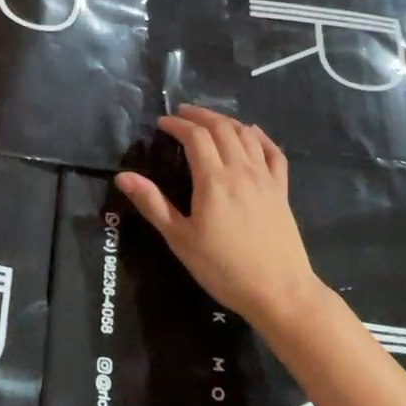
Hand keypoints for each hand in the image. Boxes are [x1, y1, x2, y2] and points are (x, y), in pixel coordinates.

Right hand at [115, 105, 325, 329]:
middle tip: (182, 114)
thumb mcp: (180, 239)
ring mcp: (265, 178)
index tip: (162, 123)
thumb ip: (153, 204)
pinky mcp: (282, 191)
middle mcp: (241, 170)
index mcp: (214, 180)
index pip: (195, 137)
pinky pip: (273, 153)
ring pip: (247, 135)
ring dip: (226, 121)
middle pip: (222, 128)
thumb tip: (123, 176)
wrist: (279, 291)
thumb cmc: (223, 268)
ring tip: (209, 121)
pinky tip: (253, 133)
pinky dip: (260, 136)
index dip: (178, 124)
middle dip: (200, 116)